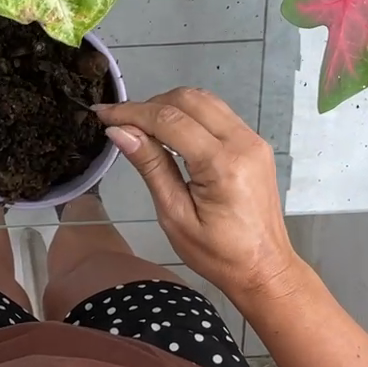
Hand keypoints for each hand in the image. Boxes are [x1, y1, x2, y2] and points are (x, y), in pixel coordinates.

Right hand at [97, 89, 305, 304]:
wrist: (265, 267)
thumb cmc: (218, 254)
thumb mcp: (175, 215)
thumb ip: (151, 167)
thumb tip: (119, 132)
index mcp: (222, 165)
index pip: (170, 121)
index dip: (132, 113)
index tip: (103, 114)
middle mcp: (243, 142)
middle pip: (189, 99)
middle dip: (149, 104)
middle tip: (120, 122)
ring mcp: (253, 140)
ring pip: (204, 100)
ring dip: (169, 105)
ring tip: (140, 126)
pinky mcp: (254, 143)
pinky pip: (217, 114)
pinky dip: (188, 114)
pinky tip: (168, 132)